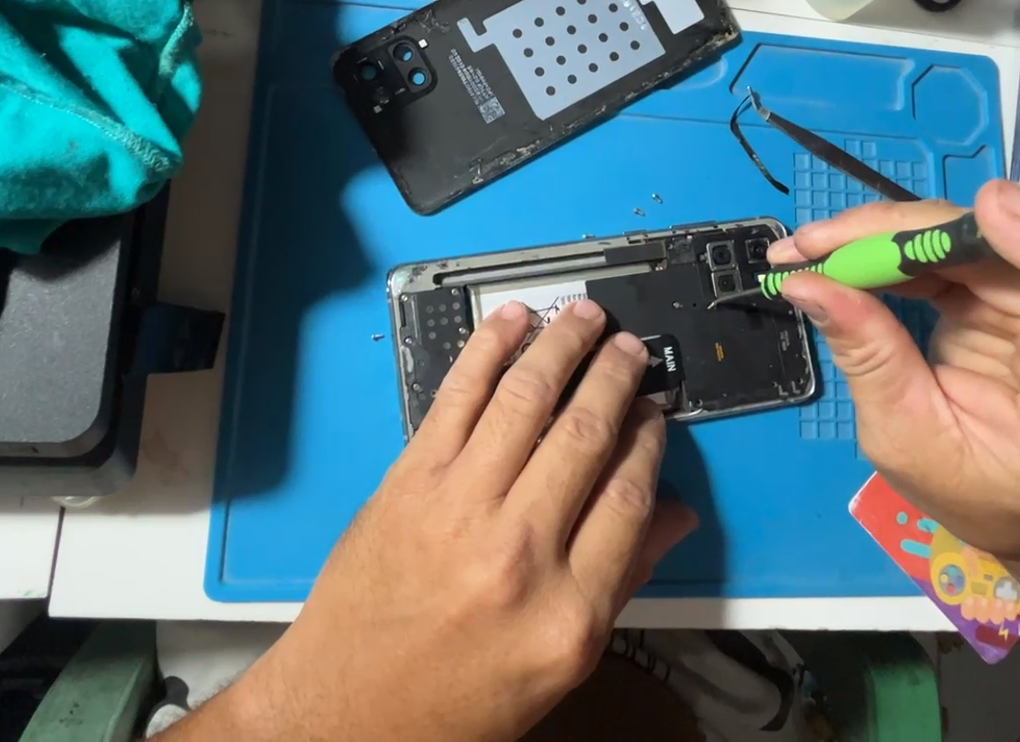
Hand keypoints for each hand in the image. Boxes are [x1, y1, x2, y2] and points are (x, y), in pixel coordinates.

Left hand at [200, 299, 697, 741]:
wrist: (347, 711)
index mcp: (568, 609)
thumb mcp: (558, 665)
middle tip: (628, 349)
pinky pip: (457, 397)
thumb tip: (673, 515)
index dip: (648, 440)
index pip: (629, 496)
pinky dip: (487, 350)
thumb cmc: (457, 699)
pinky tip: (511, 321)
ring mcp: (459, 504)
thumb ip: (621, 581)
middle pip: (584, 435)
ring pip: (525, 400)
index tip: (652, 411)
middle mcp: (518, 548)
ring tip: (583, 316)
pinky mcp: (411, 478)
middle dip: (614, 378)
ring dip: (560, 346)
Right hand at [773, 180, 1019, 565]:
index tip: (988, 207)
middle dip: (905, 233)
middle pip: (1013, 250)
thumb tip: (808, 284)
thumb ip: (871, 362)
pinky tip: (830, 252)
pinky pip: (944, 245)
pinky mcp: (1009, 284)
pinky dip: (883, 245)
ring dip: (879, 233)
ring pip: (968, 233)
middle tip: (812, 244)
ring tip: (803, 249)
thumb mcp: (911, 444)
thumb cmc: (989, 493)